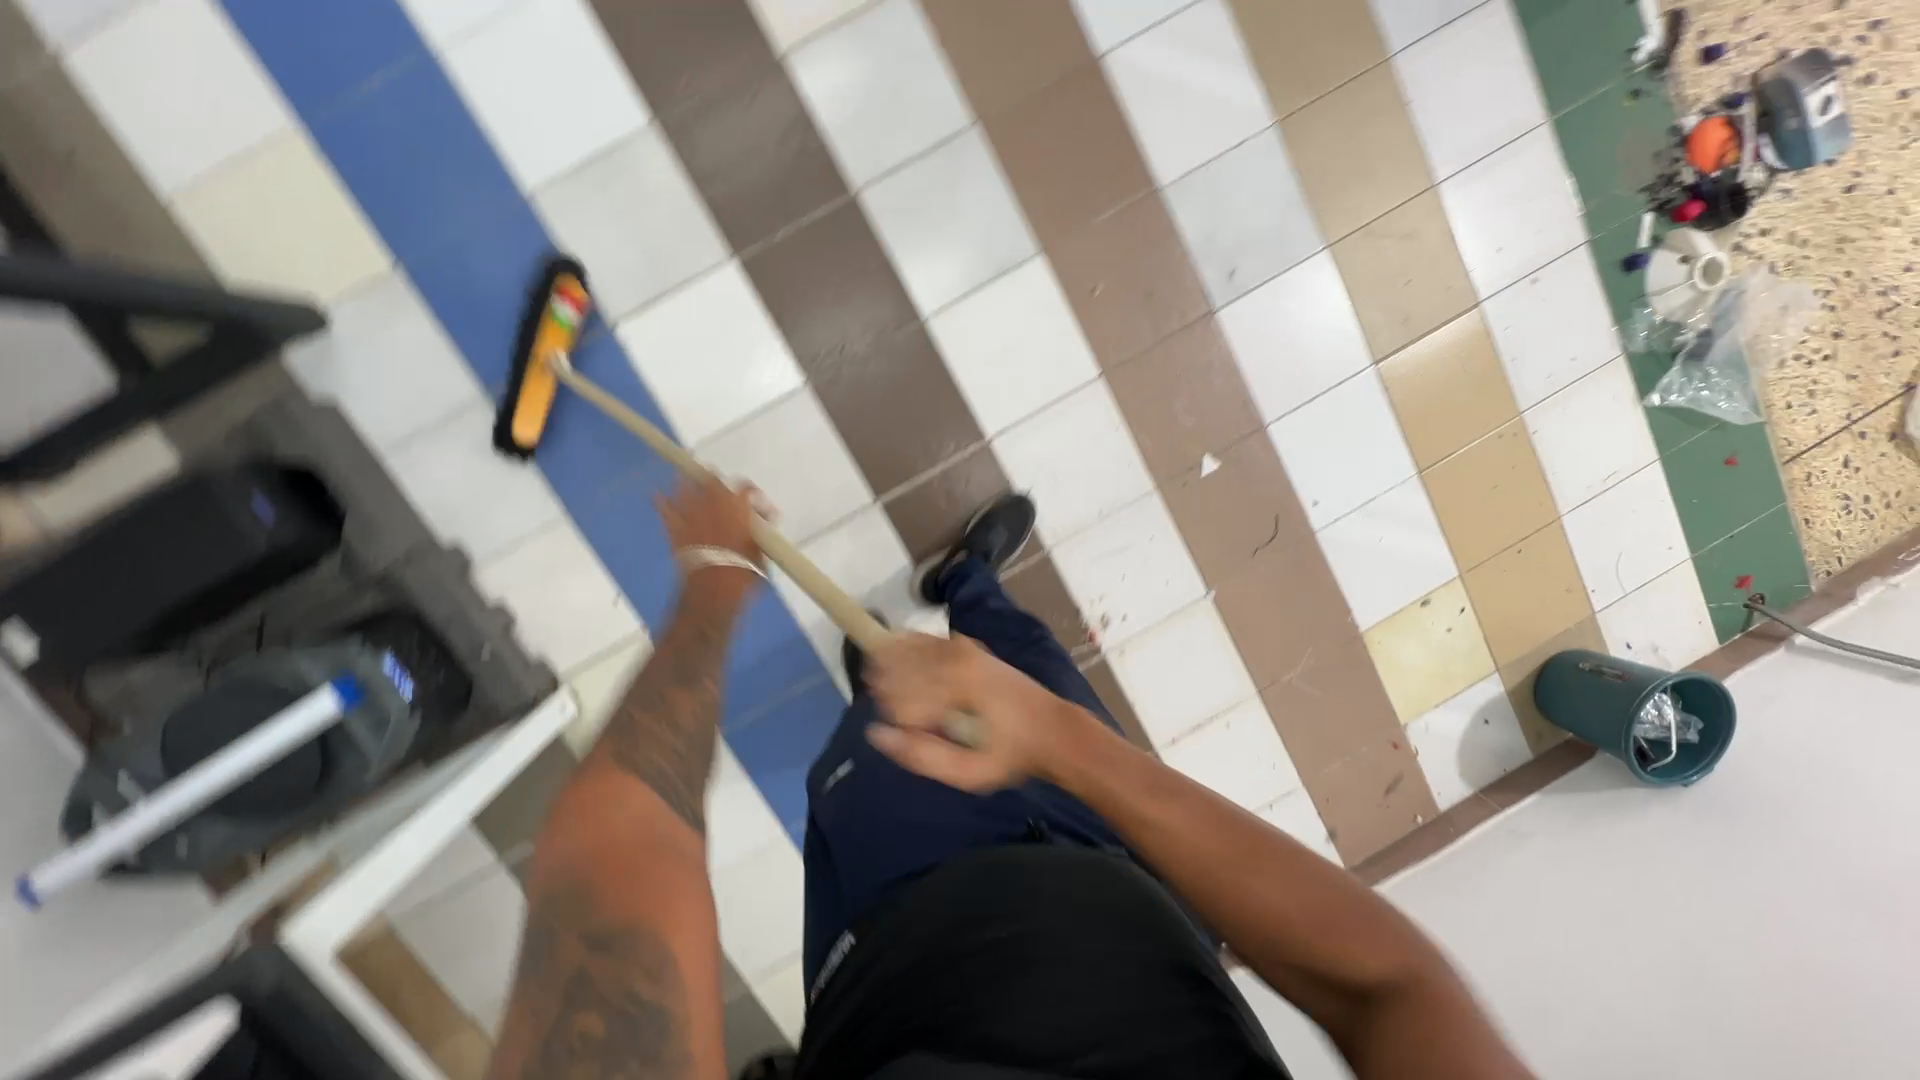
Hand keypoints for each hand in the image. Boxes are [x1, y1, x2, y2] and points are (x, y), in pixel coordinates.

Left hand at [655, 474, 763, 593]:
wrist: (711, 593)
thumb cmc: (742, 575)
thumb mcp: (761, 554)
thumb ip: (760, 534)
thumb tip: (763, 523)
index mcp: (738, 509)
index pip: (746, 488)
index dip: (752, 491)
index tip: (756, 501)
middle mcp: (714, 505)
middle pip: (713, 480)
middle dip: (717, 480)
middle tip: (720, 486)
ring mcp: (691, 516)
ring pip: (686, 487)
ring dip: (688, 481)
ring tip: (687, 477)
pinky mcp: (675, 529)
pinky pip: (664, 509)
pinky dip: (661, 501)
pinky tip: (657, 495)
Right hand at [863, 633, 1097, 792]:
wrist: (1051, 728)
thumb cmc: (1011, 755)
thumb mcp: (969, 772)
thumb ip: (922, 756)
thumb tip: (877, 733)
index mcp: (958, 686)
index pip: (901, 697)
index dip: (898, 721)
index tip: (910, 735)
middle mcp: (956, 657)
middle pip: (897, 667)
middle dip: (890, 695)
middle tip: (906, 720)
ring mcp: (960, 646)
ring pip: (903, 649)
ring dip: (892, 674)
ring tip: (898, 699)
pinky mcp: (963, 643)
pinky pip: (919, 639)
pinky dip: (903, 652)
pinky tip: (900, 669)